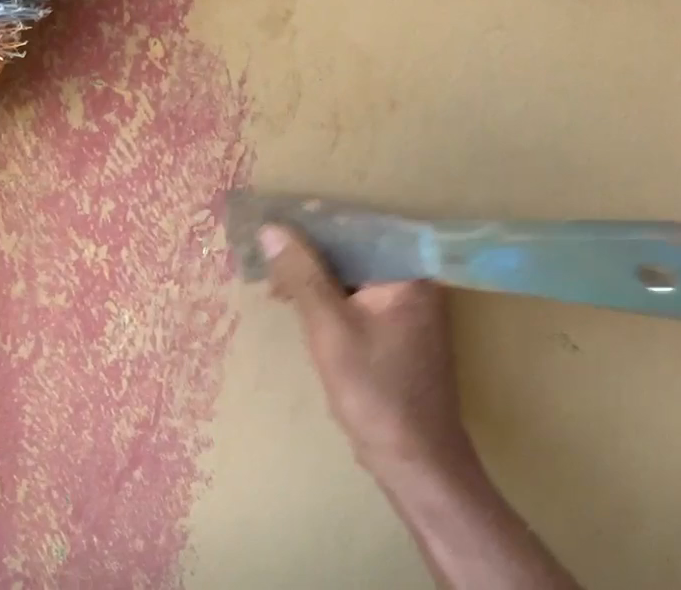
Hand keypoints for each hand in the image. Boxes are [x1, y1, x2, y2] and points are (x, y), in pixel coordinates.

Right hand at [262, 224, 473, 477]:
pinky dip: (326, 296)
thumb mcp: (329, 326)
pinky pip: (357, 297)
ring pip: (353, 273)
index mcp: (409, 273)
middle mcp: (415, 282)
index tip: (272, 221)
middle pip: (355, 248)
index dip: (312, 221)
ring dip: (314, 272)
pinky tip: (296, 302)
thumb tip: (272, 227)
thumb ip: (302, 273)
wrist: (415, 461)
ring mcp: (408, 309)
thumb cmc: (375, 390)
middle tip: (265, 252)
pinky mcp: (397, 331)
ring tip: (273, 279)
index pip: (358, 226)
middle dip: (309, 248)